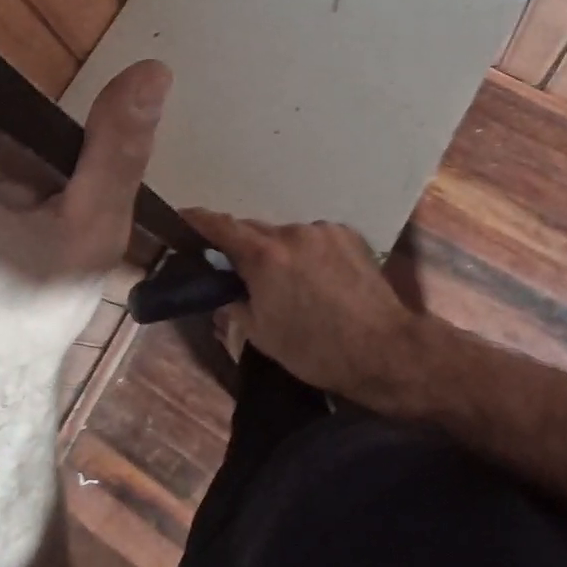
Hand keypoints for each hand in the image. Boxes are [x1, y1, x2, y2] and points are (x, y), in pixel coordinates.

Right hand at [180, 210, 423, 399]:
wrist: (383, 349)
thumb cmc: (315, 350)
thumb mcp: (262, 336)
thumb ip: (236, 306)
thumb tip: (226, 294)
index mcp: (264, 256)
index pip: (221, 227)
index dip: (198, 220)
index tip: (183, 215)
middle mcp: (291, 233)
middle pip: (256, 231)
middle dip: (245, 247)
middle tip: (241, 272)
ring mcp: (323, 231)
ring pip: (288, 236)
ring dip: (282, 253)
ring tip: (293, 285)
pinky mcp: (349, 234)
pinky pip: (316, 239)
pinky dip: (310, 253)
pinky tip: (322, 280)